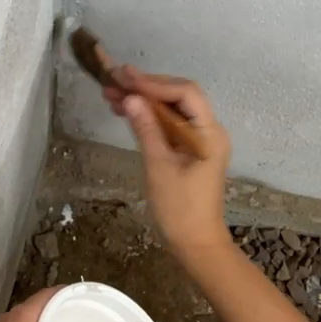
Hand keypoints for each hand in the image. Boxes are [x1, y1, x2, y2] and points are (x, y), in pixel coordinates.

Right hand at [101, 68, 232, 258]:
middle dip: (146, 87)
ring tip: (111, 94)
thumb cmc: (180, 209)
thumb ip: (146, 129)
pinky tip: (125, 111)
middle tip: (114, 81)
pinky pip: (169, 123)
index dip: (154, 82)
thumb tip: (131, 97)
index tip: (125, 78)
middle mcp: (208, 130)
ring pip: (171, 107)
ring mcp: (199, 139)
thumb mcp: (159, 166)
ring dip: (144, 99)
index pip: (185, 93)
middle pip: (179, 95)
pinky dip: (148, 115)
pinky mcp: (188, 148)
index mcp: (209, 133)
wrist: (195, 243)